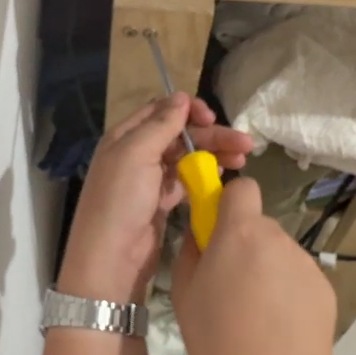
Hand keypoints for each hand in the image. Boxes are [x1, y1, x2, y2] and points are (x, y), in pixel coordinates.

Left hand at [58, 92, 250, 303]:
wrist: (110, 258)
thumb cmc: (120, 200)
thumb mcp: (136, 154)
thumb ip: (160, 125)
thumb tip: (180, 96)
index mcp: (125, 137)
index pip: (160, 111)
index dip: (187, 110)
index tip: (212, 117)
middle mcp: (136, 153)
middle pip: (179, 135)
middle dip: (211, 135)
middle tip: (244, 144)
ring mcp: (149, 179)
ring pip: (187, 157)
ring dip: (214, 155)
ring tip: (243, 159)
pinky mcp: (162, 202)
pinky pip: (187, 181)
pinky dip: (205, 176)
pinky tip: (225, 177)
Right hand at [171, 178, 340, 354]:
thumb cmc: (216, 341)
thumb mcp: (184, 294)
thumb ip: (191, 251)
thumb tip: (201, 234)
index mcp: (239, 233)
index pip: (243, 188)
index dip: (229, 202)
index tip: (216, 230)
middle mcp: (278, 238)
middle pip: (258, 226)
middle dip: (243, 245)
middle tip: (229, 287)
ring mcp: (306, 264)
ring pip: (278, 254)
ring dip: (265, 270)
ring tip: (254, 315)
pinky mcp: (325, 290)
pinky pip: (297, 278)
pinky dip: (286, 293)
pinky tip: (277, 329)